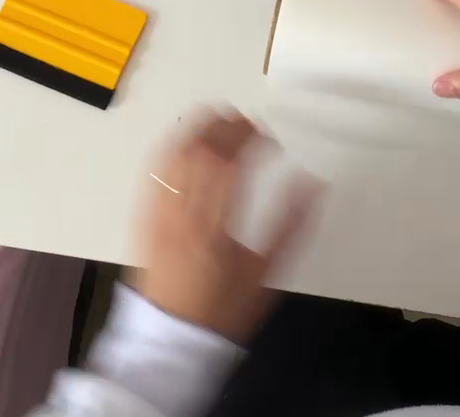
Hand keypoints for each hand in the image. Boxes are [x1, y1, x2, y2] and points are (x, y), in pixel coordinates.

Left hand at [133, 110, 317, 341]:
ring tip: (222, 120)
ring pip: (176, 154)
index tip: (270, 138)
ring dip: (200, 128)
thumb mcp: (267, 271)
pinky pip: (155, 169)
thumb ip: (293, 223)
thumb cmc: (222, 309)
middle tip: (248, 123)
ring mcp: (160, 212)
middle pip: (201, 151)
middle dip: (227, 126)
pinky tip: (188, 138)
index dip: (252, 139)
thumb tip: (315, 182)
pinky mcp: (144, 215)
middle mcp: (184, 214)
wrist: (170, 340)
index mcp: (216, 226)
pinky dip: (173, 145)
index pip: (232, 164)